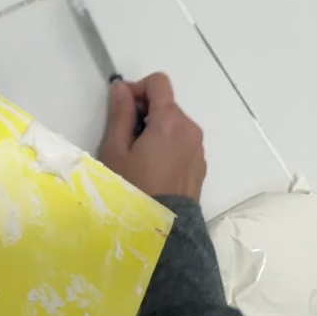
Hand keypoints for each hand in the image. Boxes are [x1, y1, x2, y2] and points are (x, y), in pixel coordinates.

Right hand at [100, 73, 205, 200]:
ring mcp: (198, 147)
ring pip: (174, 123)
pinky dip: (168, 143)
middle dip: (145, 111)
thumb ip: (120, 113)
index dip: (138, 88)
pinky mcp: (200, 164)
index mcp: (169, 120)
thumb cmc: (134, 187)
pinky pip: (182, 141)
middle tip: (126, 137)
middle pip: (166, 103)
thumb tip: (122, 87)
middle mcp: (189, 128)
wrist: (165, 232)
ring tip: (139, 155)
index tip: (123, 108)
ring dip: (156, 128)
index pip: (158, 82)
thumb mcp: (116, 149)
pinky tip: (154, 167)